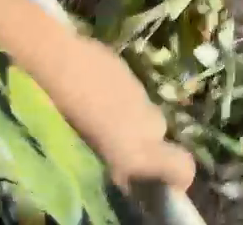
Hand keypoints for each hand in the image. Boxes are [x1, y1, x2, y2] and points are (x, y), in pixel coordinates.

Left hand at [33, 34, 196, 192]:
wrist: (58, 63)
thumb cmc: (68, 117)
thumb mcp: (93, 153)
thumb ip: (117, 165)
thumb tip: (124, 174)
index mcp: (140, 151)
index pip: (184, 167)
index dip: (179, 176)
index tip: (162, 179)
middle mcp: (148, 122)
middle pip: (160, 134)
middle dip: (145, 140)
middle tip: (118, 141)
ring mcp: (138, 91)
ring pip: (144, 108)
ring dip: (130, 114)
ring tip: (99, 112)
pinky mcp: (125, 67)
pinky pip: (130, 87)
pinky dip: (119, 92)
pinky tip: (92, 89)